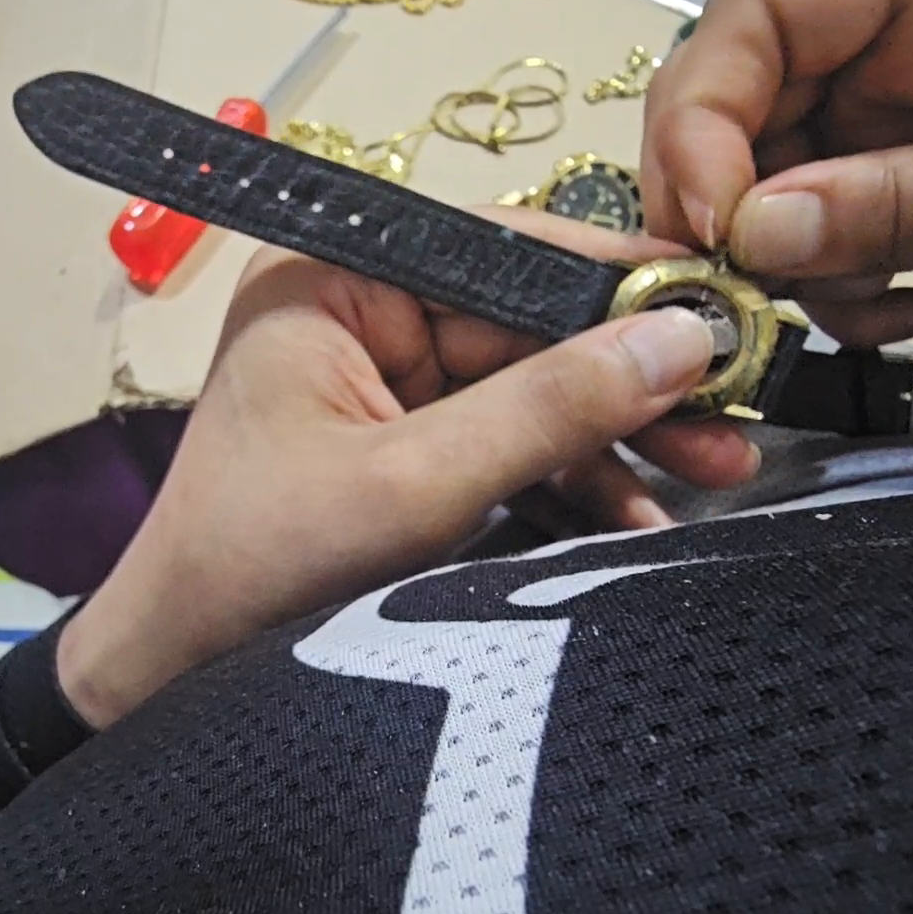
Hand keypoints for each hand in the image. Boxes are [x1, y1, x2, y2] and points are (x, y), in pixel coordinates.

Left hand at [56, 208, 759, 726]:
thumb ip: (546, 409)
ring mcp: (380, 382)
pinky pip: (495, 442)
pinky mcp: (396, 442)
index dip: (616, 285)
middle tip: (730, 418)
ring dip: (607, 439)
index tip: (720, 313)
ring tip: (711, 474)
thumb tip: (678, 338)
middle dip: (623, 383)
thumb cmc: (265, 564)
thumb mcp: (415, 484)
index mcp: (337, 283)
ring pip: (520, 390)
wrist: (182, 657)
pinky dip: (559, 479)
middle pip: (523, 328)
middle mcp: (359, 314)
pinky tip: (629, 512)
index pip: (503, 255)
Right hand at [639, 0, 912, 334]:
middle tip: (743, 298)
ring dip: (789, 265)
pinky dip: (834, 282)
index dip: (703, 117)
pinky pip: (812, 220)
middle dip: (722, 209)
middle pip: (738, 98)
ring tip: (882, 311)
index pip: (767, 8)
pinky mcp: (901, 154)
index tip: (707, 230)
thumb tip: (748, 235)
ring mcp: (903, 92)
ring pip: (763, 176)